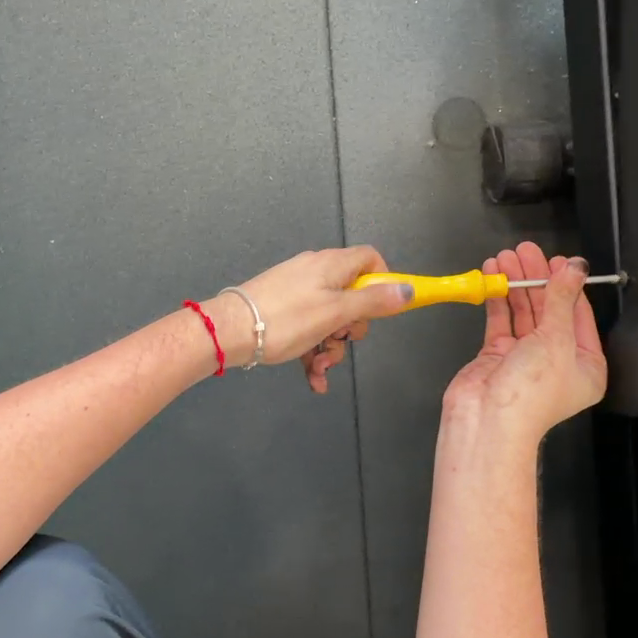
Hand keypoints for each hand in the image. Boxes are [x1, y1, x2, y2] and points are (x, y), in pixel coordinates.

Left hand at [205, 247, 411, 392]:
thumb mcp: (336, 313)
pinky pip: (309, 329)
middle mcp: (315, 272)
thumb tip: (409, 289)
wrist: (229, 331)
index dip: (383, 281)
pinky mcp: (282, 310)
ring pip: (330, 318)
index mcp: (332, 265)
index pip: (370, 258)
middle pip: (352, 295)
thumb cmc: (286, 319)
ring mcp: (297, 291)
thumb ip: (373, 302)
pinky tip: (313, 378)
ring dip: (331, 347)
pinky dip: (313, 351)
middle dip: (352, 327)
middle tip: (341, 341)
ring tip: (320, 367)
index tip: (383, 310)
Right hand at [442, 242, 606, 436]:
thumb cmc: (532, 389)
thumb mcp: (557, 339)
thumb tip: (575, 266)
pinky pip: (501, 321)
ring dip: (515, 284)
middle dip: (537, 279)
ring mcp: (524, 357)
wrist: (487, 420)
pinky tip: (493, 276)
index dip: (567, 284)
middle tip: (525, 250)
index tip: (556, 259)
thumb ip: (562, 298)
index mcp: (585, 364)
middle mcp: (557, 360)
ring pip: (523, 312)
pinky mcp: (496, 354)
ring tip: (505, 256)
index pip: (579, 314)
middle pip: (549, 310)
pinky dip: (497, 299)